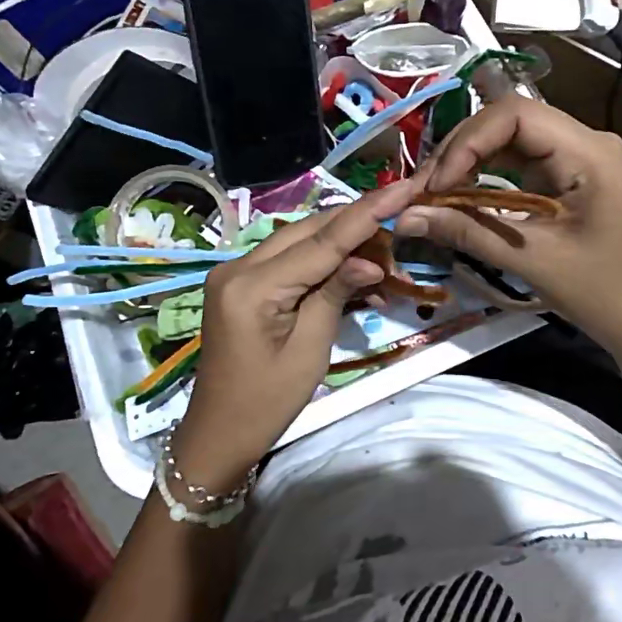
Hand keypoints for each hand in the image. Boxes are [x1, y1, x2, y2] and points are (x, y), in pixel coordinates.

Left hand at [173, 181, 414, 483]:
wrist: (218, 433)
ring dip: (341, 241)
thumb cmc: (266, 402)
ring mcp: (235, 273)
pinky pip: (287, 260)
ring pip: (298, 241)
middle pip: (307, 231)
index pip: (321, 241)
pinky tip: (352, 268)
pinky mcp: (240, 284)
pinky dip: (320, 260)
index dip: (366, 214)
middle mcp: (237, 266)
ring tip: (386, 247)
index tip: (403, 188)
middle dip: (356, 222)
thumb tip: (371, 261)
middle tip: (402, 217)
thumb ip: (335, 294)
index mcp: (251, 286)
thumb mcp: (309, 350)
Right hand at [395, 98, 621, 353]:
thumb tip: (405, 217)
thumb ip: (467, 232)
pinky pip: (517, 160)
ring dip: (466, 162)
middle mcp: (586, 141)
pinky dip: (484, 175)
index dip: (467, 142)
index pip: (516, 115)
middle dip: (459, 153)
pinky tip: (457, 194)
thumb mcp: (530, 260)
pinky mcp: (567, 173)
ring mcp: (577, 155)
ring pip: (508, 139)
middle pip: (508, 122)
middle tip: (421, 192)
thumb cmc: (599, 292)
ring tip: (431, 194)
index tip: (436, 185)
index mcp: (590, 153)